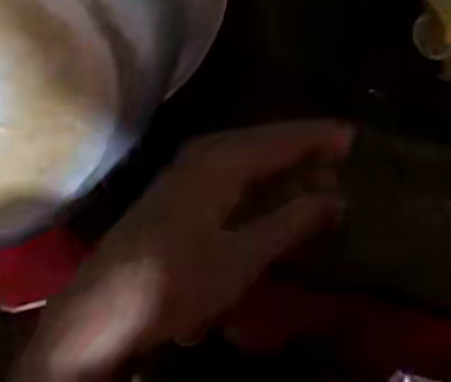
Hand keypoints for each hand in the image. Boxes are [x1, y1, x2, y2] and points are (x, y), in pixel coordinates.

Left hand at [17, 121, 353, 380]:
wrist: (97, 313)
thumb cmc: (174, 282)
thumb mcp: (242, 259)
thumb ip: (291, 223)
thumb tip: (335, 197)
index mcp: (222, 158)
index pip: (282, 138)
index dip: (318, 136)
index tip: (352, 137)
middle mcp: (204, 152)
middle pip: (265, 141)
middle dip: (303, 150)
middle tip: (339, 159)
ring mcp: (186, 170)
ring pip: (247, 156)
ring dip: (280, 166)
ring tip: (312, 176)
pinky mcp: (177, 191)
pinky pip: (230, 171)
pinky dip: (257, 179)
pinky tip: (268, 195)